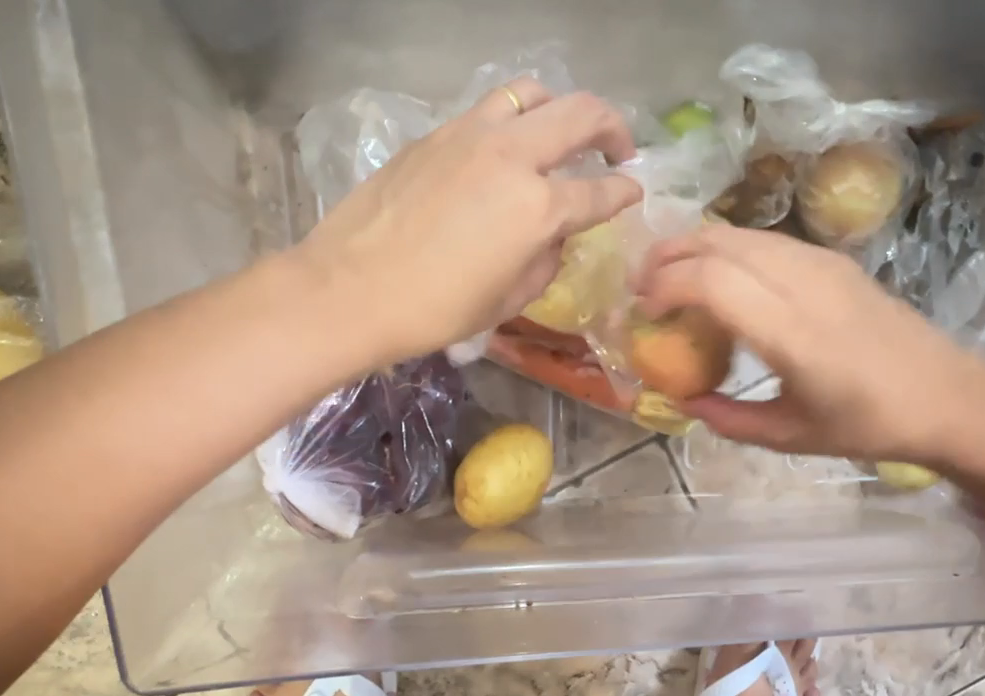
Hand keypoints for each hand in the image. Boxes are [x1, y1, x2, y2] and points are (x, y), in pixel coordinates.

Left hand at [294, 78, 642, 366]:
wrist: (351, 290)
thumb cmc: (435, 312)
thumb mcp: (506, 302)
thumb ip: (544, 263)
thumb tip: (553, 239)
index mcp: (536, 208)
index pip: (598, 193)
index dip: (624, 194)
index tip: (634, 192)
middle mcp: (510, 157)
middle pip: (579, 115)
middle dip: (612, 128)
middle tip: (618, 150)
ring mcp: (469, 136)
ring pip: (530, 94)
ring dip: (558, 109)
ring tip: (560, 135)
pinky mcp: (434, 135)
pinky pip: (487, 112)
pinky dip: (511, 123)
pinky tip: (503, 154)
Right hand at [636, 225, 984, 464]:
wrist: (945, 395)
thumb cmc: (867, 425)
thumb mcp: (789, 435)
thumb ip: (727, 419)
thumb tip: (683, 401)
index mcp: (792, 333)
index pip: (711, 280)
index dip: (665, 286)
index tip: (642, 311)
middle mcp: (805, 285)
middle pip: (720, 243)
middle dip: (668, 256)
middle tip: (639, 287)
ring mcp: (823, 265)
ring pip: (742, 234)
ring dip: (696, 248)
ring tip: (669, 278)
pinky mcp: (834, 261)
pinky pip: (766, 242)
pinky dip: (728, 251)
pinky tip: (719, 279)